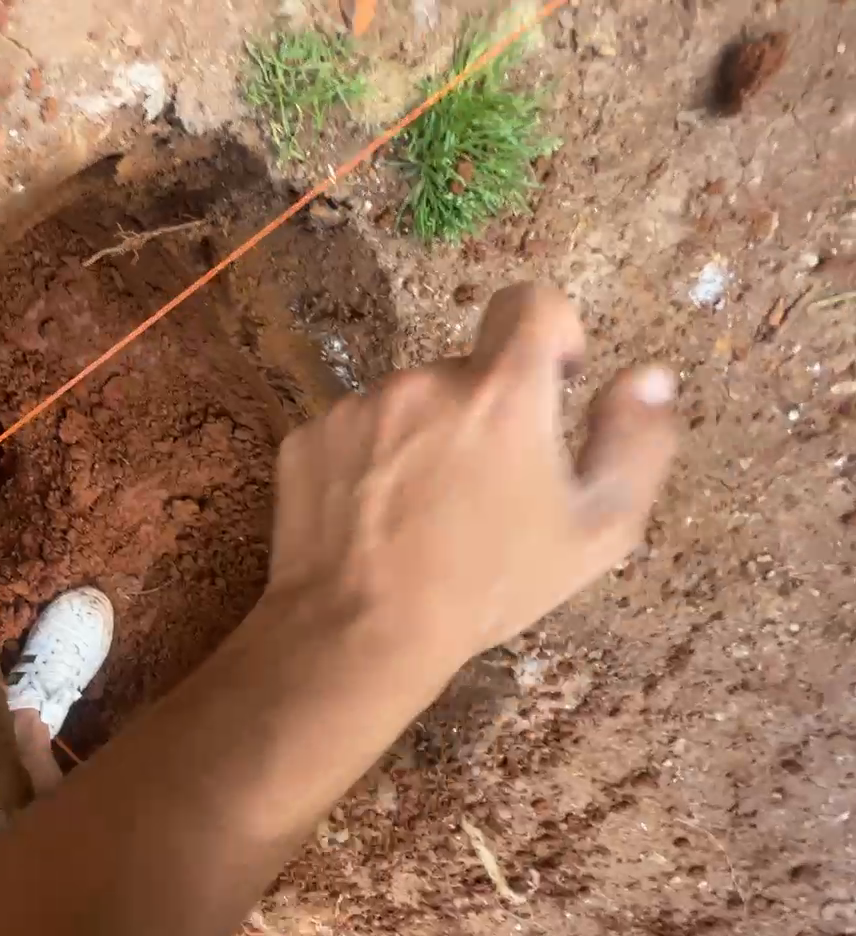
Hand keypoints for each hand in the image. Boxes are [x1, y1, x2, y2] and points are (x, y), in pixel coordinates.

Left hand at [264, 283, 677, 688]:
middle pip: (458, 372)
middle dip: (475, 410)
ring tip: (411, 506)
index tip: (547, 378)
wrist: (355, 622)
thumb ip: (636, 440)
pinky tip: (362, 511)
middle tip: (471, 484)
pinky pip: (343, 432)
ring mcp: (348, 410)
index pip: (529, 303)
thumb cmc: (485, 583)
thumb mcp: (596, 529)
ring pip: (397, 404)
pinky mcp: (300, 439)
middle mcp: (417, 384)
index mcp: (499, 391)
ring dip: (412, 435)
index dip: (548, 332)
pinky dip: (357, 457)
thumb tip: (645, 376)